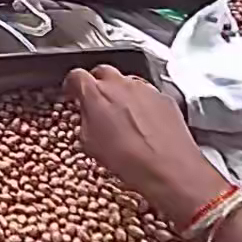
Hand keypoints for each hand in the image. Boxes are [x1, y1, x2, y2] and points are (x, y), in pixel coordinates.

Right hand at [65, 66, 229, 228]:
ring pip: (126, 81)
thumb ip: (84, 120)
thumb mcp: (89, 143)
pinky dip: (140, 101)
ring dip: (120, 92)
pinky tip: (141, 121)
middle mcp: (120, 85)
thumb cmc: (129, 159)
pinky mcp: (164, 98)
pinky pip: (147, 93)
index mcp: (95, 93)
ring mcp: (145, 89)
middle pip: (102, 72)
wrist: (169, 168)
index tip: (72, 92)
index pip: (76, 76)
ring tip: (120, 114)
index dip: (72, 84)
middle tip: (95, 100)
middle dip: (97, 83)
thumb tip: (86, 116)